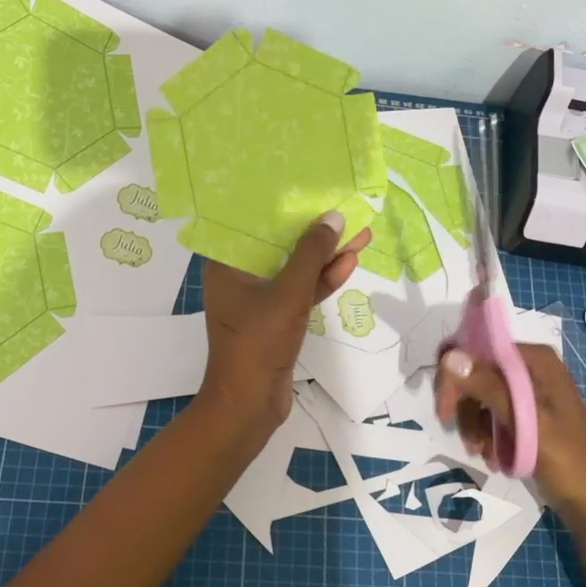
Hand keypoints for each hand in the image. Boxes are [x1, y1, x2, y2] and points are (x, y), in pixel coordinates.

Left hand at [198, 212, 370, 430]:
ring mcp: (258, 299)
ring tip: (359, 230)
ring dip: (325, 254)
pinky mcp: (276, 319)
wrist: (250, 404)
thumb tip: (333, 218)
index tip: (306, 182)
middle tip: (343, 205)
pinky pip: (300, 291)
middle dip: (312, 228)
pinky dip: (322, 279)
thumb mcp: (288, 294)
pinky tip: (349, 261)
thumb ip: (311, 255)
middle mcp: (239, 276)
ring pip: (294, 268)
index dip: (280, 201)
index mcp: (226, 264)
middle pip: (278, 242)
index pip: (251, 221)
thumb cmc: (258, 343)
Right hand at [434, 342, 585, 512]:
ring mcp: (526, 393)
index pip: (478, 349)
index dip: (454, 375)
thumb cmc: (566, 459)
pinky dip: (484, 435)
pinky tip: (492, 457)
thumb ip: (489, 388)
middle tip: (456, 433)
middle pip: (474, 372)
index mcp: (536, 361)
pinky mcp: (523, 415)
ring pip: (477, 397)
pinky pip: (488, 415)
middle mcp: (529, 369)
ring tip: (481, 452)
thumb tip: (450, 356)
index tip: (444, 409)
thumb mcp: (526, 422)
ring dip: (473, 426)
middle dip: (463, 405)